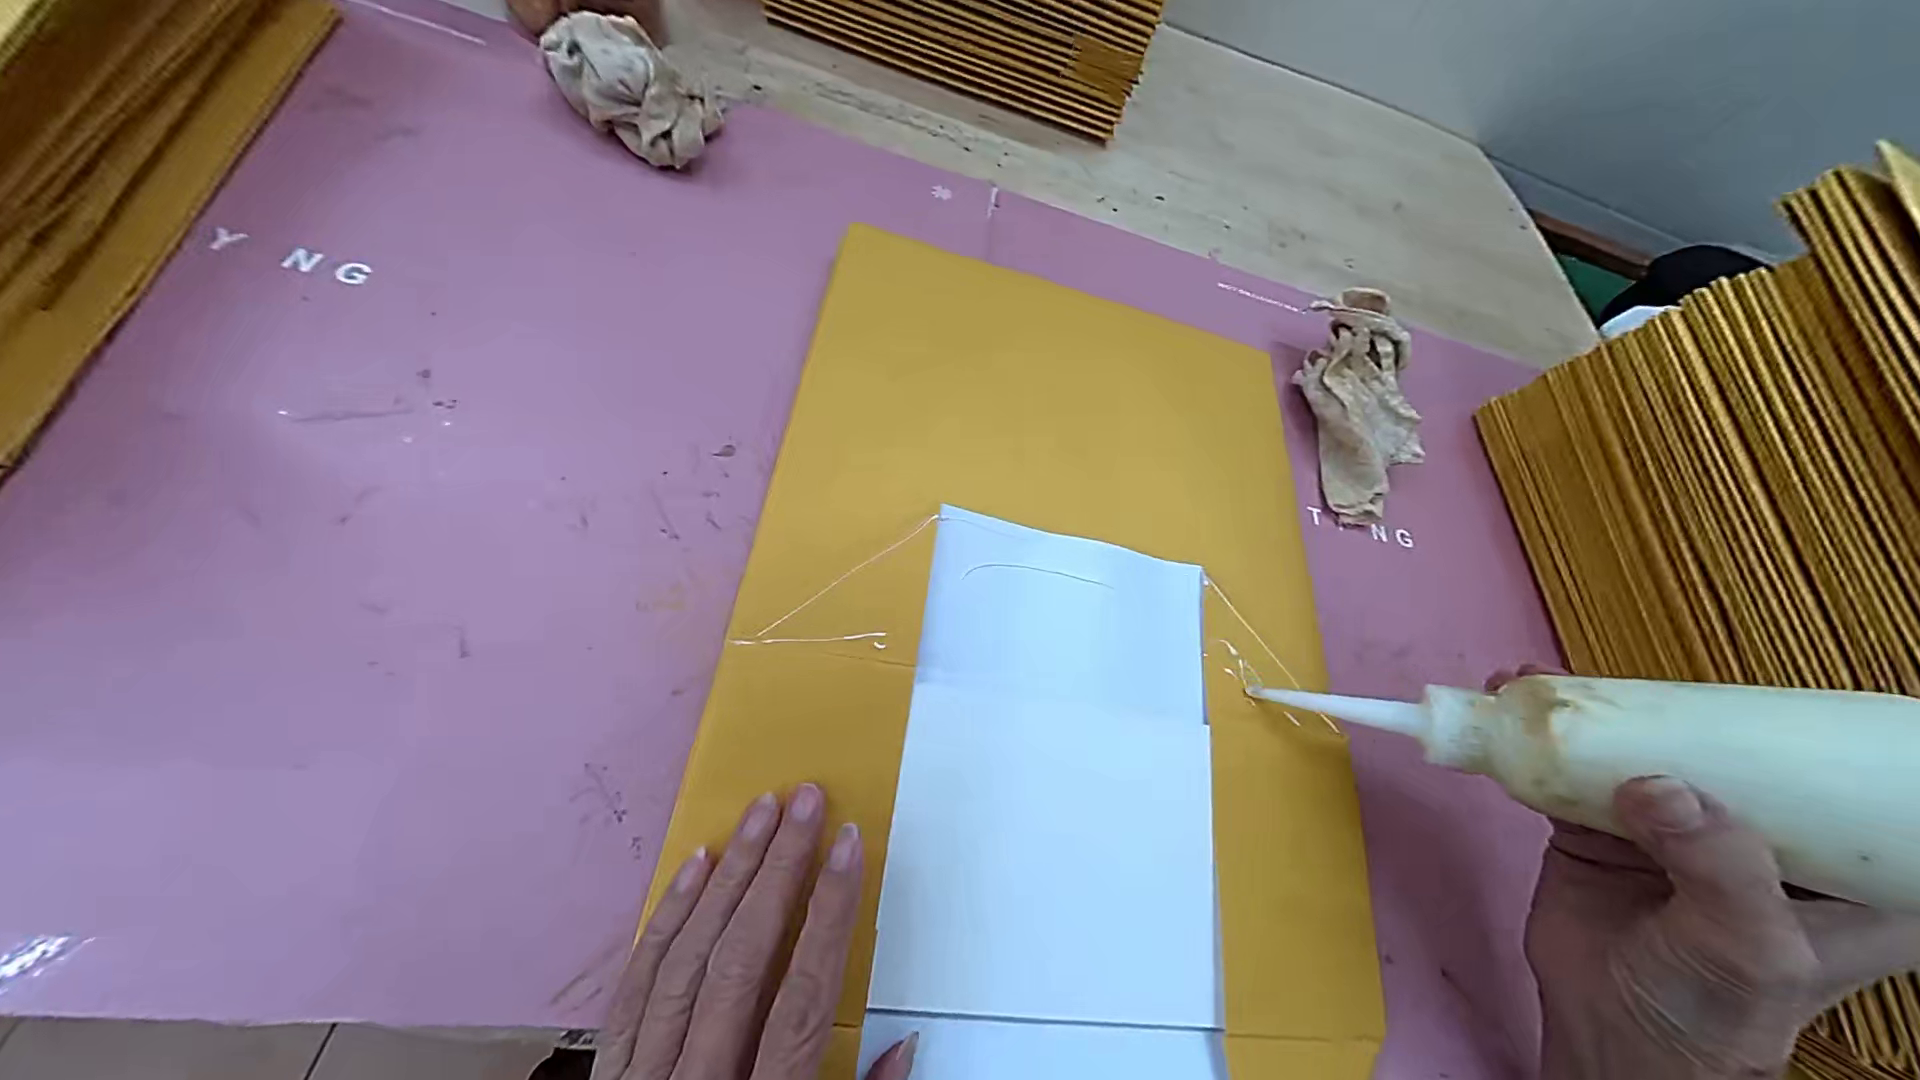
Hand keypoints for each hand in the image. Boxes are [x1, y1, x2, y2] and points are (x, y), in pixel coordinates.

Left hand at [590, 785, 915, 1079]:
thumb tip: (908, 1043)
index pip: (805, 993)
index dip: (831, 911)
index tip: (850, 843)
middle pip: (744, 958)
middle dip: (781, 869)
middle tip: (805, 801)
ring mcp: (643, 1078)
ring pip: (690, 956)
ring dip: (730, 874)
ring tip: (760, 812)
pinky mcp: (610, 1072)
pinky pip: (636, 983)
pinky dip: (667, 917)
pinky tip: (695, 864)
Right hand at [1487, 667, 1919, 1078]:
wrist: (1608, 1029)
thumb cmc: (1709, 1004)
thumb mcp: (1745, 947)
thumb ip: (1719, 866)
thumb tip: (1658, 780)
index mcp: (1830, 870)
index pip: (1829, 788)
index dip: (1793, 735)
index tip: (1739, 693)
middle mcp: (1744, 838)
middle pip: (1707, 754)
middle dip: (1653, 708)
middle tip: (1604, 678)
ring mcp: (1660, 830)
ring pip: (1627, 755)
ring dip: (1579, 717)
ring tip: (1529, 682)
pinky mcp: (1595, 828)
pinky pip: (1567, 775)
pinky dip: (1535, 745)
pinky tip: (1506, 714)